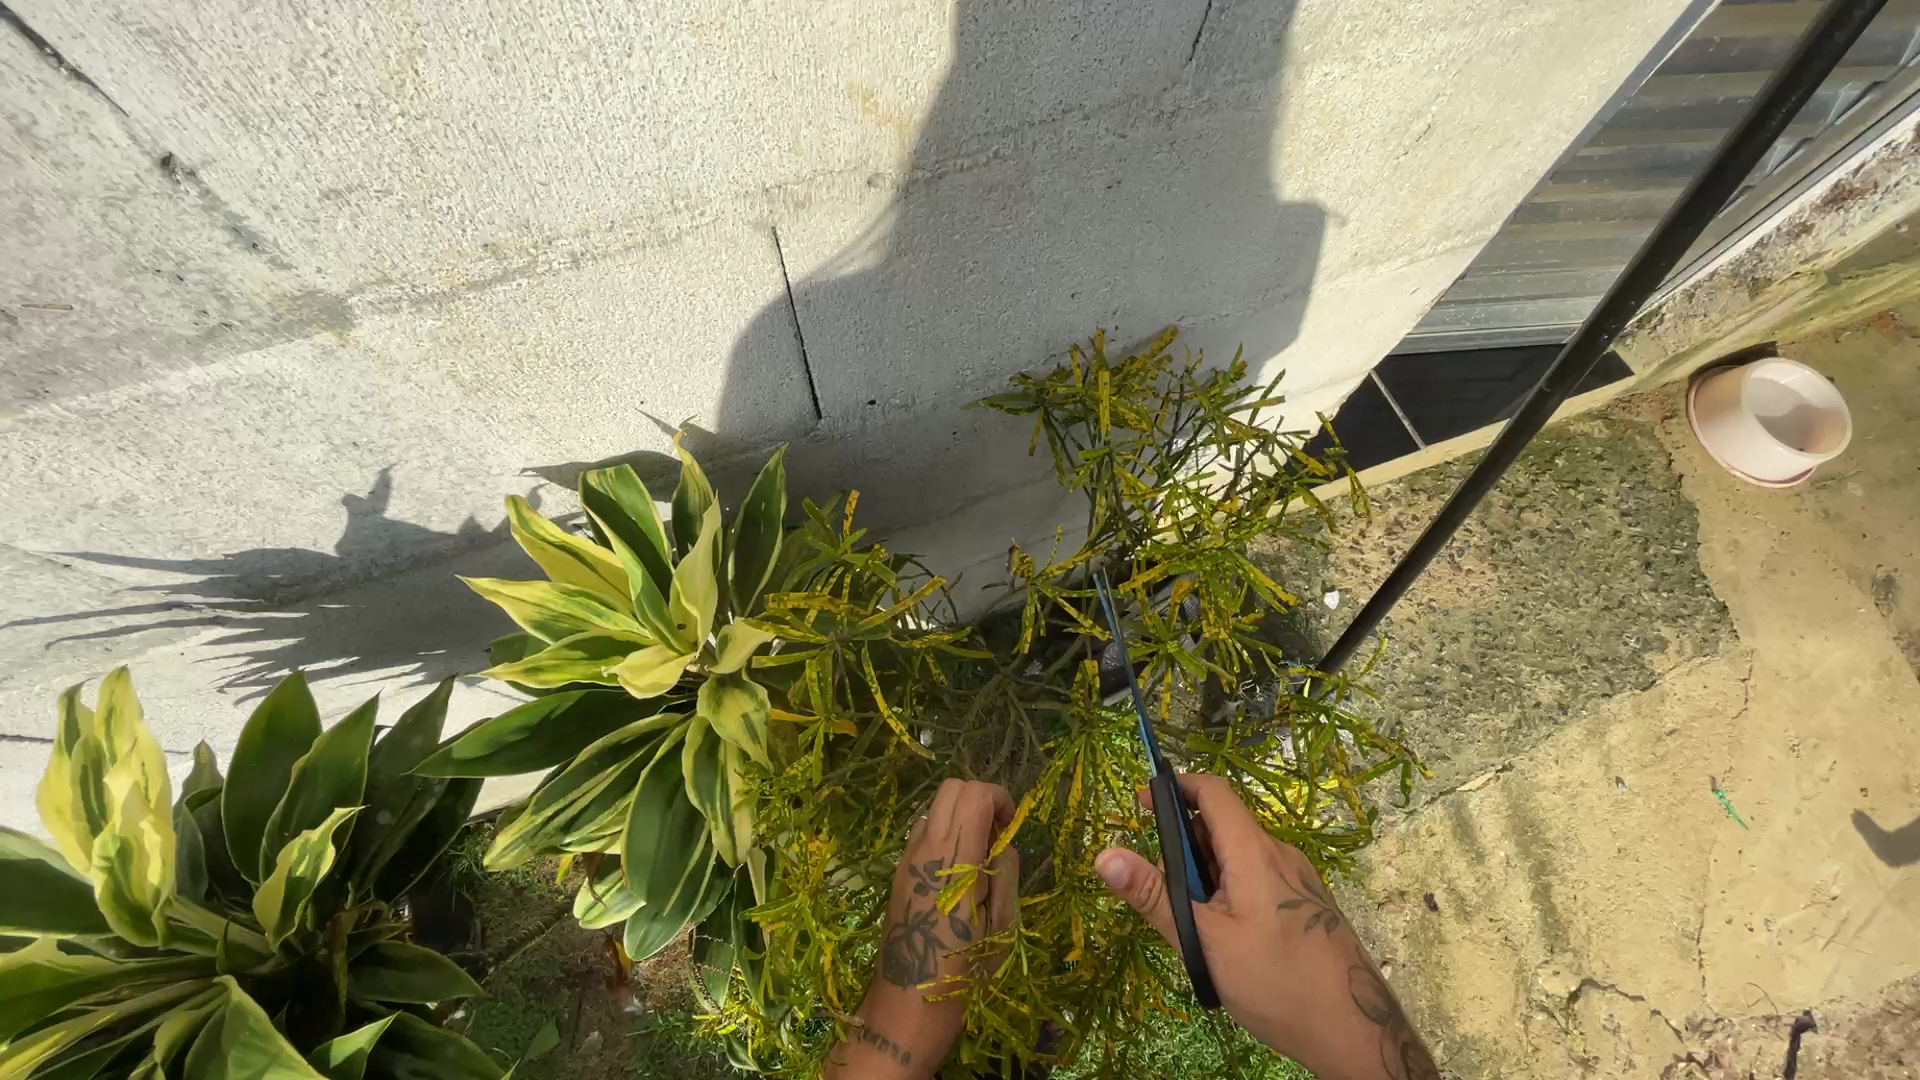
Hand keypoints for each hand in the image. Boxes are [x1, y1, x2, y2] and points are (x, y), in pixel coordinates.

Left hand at [825, 779, 1019, 1078]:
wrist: (905, 1009)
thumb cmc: (963, 974)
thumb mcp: (1001, 928)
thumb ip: (1005, 874)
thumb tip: (1003, 844)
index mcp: (954, 860)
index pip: (975, 794)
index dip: (1000, 798)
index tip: (1012, 826)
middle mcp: (925, 848)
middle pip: (952, 787)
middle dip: (981, 799)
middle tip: (997, 836)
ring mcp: (906, 857)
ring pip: (936, 806)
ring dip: (961, 815)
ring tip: (978, 856)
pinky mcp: (898, 871)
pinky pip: (923, 830)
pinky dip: (945, 832)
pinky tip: (956, 872)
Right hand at [1095, 773, 1437, 1079]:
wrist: (1361, 1037)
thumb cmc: (1277, 983)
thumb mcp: (1205, 942)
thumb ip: (1153, 896)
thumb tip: (1104, 856)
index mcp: (1254, 851)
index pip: (1213, 790)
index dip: (1175, 786)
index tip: (1142, 805)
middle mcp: (1279, 854)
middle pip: (1222, 825)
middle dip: (1185, 845)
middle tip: (1165, 889)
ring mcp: (1298, 880)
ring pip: (1239, 855)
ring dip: (1207, 873)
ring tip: (1196, 924)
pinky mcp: (1308, 905)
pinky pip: (1258, 877)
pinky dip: (1230, 889)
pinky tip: (1228, 937)